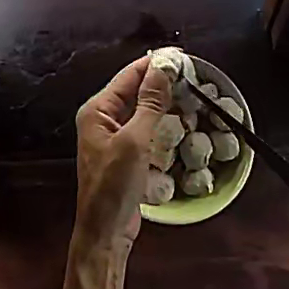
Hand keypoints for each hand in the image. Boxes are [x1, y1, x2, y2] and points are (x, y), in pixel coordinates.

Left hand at [71, 56, 171, 257]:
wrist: (105, 232)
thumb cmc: (114, 186)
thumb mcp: (135, 141)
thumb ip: (150, 104)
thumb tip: (162, 68)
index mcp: (97, 110)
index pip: (128, 76)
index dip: (153, 64)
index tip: (181, 57)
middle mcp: (102, 118)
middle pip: (134, 90)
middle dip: (160, 81)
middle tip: (191, 75)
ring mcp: (113, 136)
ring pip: (141, 109)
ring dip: (162, 102)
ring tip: (189, 92)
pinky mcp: (124, 152)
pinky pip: (144, 128)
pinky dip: (161, 122)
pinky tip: (179, 121)